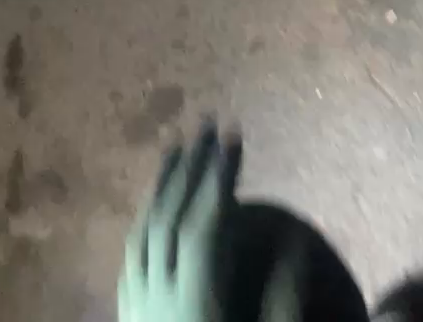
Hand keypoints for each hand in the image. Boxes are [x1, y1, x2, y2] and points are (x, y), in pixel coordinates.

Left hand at [120, 126, 304, 321]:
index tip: (235, 134)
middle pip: (168, 220)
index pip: (203, 226)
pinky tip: (154, 199)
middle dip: (190, 166)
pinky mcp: (126, 315)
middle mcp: (156, 298)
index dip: (219, 178)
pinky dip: (144, 215)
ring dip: (162, 183)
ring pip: (142, 232)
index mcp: (192, 303)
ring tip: (177, 143)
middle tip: (208, 121)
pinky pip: (129, 254)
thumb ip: (283, 300)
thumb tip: (296, 239)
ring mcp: (135, 307)